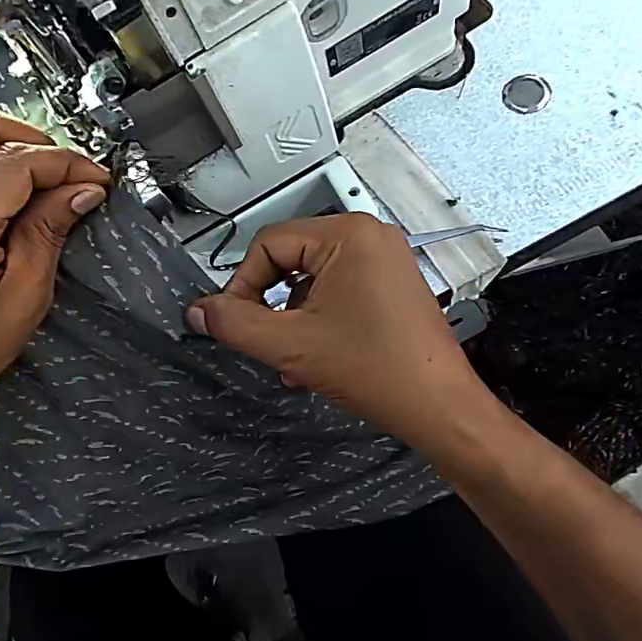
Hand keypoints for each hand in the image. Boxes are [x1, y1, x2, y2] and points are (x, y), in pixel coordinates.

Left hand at [0, 103, 109, 435]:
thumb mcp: (27, 292)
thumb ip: (49, 229)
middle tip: (70, 173)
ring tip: (44, 182)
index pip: (15, 163)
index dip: (66, 163)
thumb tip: (84, 189)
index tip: (99, 180)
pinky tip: (6, 197)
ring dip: (5, 148)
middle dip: (33, 140)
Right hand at [185, 213, 492, 445]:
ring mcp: (388, 264)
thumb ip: (235, 324)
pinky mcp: (393, 288)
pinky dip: (321, 323)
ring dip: (296, 320)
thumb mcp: (291, 345)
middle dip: (274, 306)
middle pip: (292, 260)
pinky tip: (318, 358)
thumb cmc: (388, 370)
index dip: (243, 283)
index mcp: (351, 235)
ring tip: (298, 357)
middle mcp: (374, 240)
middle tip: (267, 338)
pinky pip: (340, 294)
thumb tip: (204, 310)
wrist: (437, 405)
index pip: (269, 242)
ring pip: (315, 282)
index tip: (235, 316)